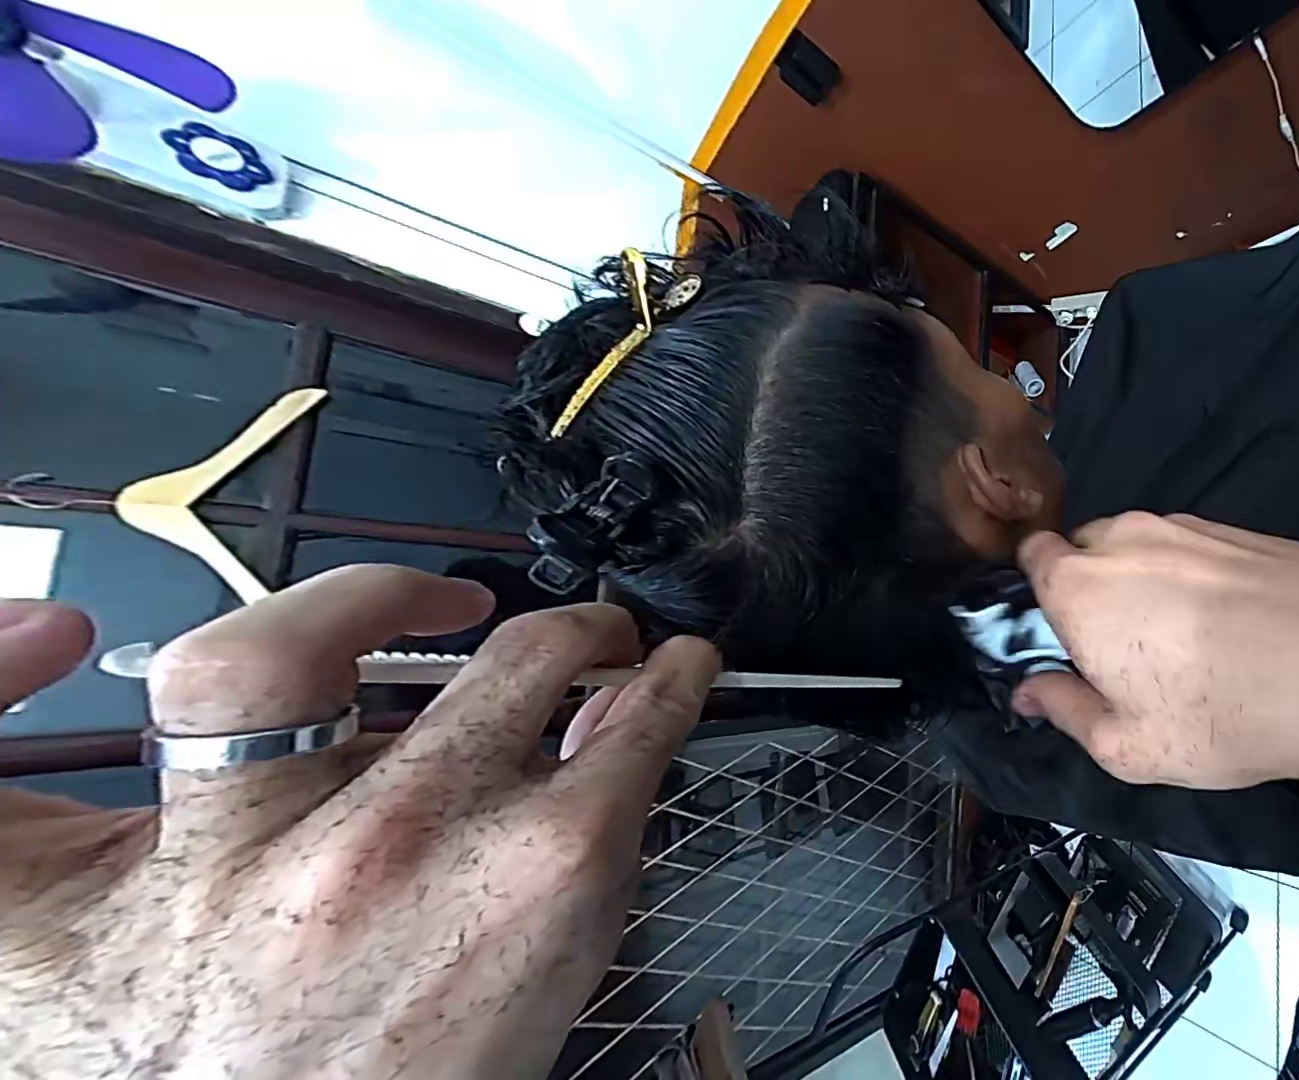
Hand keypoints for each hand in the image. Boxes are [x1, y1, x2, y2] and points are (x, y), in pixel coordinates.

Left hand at [0, 566, 718, 1079]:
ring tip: (427, 603)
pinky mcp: (53, 909)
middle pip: (514, 665)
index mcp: (533, 873)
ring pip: (277, 654)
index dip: (672, 676)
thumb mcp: (565, 948)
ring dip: (379, 597)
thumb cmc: (438, 1068)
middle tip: (588, 632)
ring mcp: (218, 865)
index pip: (638, 726)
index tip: (674, 659)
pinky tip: (51, 634)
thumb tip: (620, 714)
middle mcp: (390, 847)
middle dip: (578, 629)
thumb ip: (604, 819)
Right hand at [1012, 513, 1298, 794]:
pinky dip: (1188, 574)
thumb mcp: (1128, 745)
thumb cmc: (1220, 712)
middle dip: (1088, 588)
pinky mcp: (1231, 527)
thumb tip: (1028, 691)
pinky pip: (1184, 546)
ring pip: (1135, 546)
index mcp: (1076, 584)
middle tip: (1124, 646)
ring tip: (1186, 635)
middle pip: (1082, 551)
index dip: (1040, 591)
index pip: (1031, 556)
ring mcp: (1180, 525)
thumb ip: (1064, 710)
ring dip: (1140, 579)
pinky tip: (1230, 620)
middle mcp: (1120, 539)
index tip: (1063, 631)